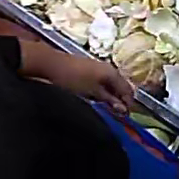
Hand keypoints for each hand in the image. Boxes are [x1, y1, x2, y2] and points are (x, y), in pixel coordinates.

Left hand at [20, 40, 135, 113]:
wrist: (50, 64)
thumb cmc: (72, 79)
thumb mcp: (92, 92)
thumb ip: (109, 99)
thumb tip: (123, 109)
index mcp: (113, 73)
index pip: (128, 90)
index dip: (128, 103)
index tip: (125, 115)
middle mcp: (110, 69)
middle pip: (121, 86)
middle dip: (120, 99)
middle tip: (116, 112)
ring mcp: (100, 68)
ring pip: (112, 84)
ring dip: (111, 95)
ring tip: (106, 106)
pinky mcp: (91, 69)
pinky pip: (104, 81)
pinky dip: (103, 90)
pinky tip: (97, 96)